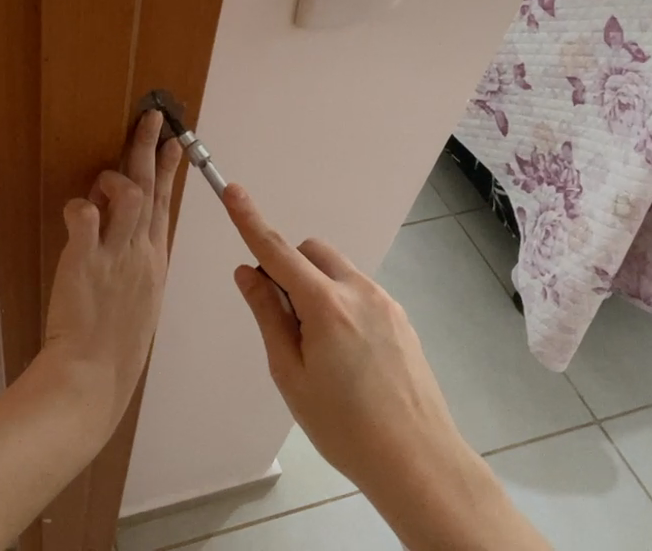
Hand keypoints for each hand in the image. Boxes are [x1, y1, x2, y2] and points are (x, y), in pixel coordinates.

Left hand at [39, 110, 181, 435]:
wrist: (94, 375)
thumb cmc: (115, 343)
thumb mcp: (139, 298)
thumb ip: (133, 261)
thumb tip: (120, 227)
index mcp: (155, 260)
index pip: (166, 204)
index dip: (169, 170)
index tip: (175, 141)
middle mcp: (141, 252)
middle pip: (150, 189)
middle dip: (150, 148)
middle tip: (151, 115)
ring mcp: (116, 255)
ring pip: (129, 197)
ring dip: (115, 178)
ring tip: (106, 178)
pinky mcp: (86, 260)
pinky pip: (85, 218)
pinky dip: (79, 207)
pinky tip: (76, 211)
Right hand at [222, 184, 477, 494]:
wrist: (420, 462)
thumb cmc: (344, 427)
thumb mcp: (291, 375)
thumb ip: (268, 316)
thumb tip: (247, 273)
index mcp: (325, 306)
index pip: (276, 250)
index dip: (249, 219)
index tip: (232, 189)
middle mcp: (357, 291)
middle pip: (310, 252)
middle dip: (289, 268)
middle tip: (285, 319)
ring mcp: (385, 302)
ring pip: (336, 271)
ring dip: (316, 287)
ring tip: (321, 349)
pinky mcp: (401, 318)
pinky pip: (358, 292)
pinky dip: (340, 303)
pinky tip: (349, 357)